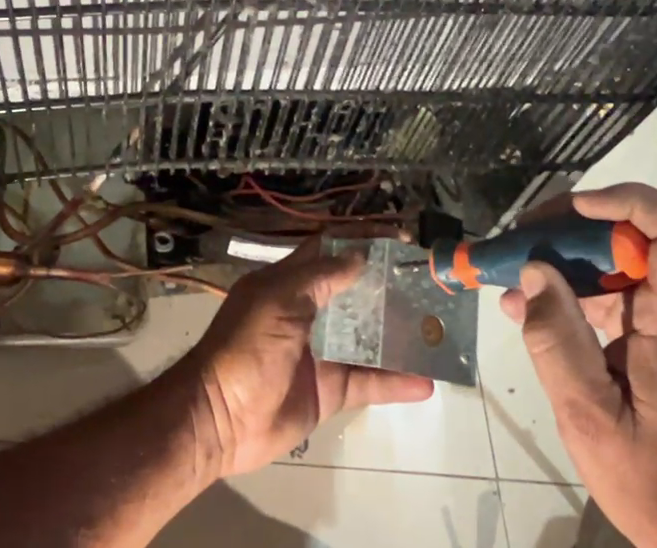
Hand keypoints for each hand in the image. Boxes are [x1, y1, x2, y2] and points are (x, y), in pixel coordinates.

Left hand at [175, 241, 434, 476]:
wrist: (219, 418)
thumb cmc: (244, 347)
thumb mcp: (278, 300)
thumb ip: (320, 277)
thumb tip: (360, 255)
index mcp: (285, 284)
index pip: (327, 251)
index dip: (359, 241)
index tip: (398, 238)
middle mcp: (305, 313)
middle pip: (351, 292)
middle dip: (385, 285)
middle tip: (427, 280)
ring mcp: (318, 353)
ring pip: (365, 337)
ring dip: (397, 332)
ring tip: (437, 327)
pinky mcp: (328, 390)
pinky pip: (367, 382)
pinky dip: (395, 382)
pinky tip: (426, 381)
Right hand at [500, 183, 656, 547]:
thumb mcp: (590, 420)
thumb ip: (557, 343)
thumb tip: (530, 271)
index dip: (631, 202)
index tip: (573, 210)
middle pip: (644, 239)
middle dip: (575, 229)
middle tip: (518, 240)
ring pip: (629, 266)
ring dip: (569, 261)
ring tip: (511, 273)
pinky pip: (624, 298)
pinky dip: (578, 295)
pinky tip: (531, 311)